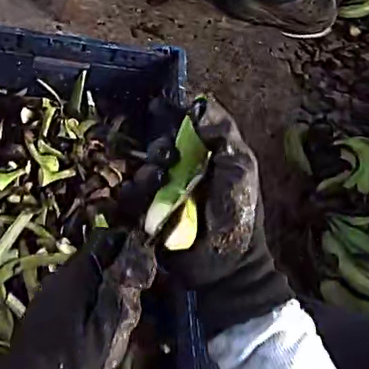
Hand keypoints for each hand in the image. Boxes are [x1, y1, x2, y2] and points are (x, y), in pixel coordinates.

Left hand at [0, 228, 154, 368]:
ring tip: (134, 312)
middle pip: (96, 260)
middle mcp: (59, 279)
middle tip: (149, 291)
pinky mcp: (43, 321)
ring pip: (86, 282)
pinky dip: (94, 307)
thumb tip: (140, 248)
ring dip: (109, 290)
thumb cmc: (71, 366)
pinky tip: (106, 330)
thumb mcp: (108, 326)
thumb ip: (124, 286)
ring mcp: (48, 300)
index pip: (107, 239)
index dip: (133, 244)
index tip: (154, 262)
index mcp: (76, 274)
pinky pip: (75, 301)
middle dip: (123, 270)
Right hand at [127, 96, 290, 335]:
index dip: (168, 113)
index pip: (179, 124)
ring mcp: (161, 195)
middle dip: (159, 147)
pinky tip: (144, 200)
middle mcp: (179, 170)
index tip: (157, 108)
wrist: (229, 266)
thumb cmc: (239, 213)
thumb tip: (197, 102)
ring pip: (140, 171)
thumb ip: (222, 131)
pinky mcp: (146, 218)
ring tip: (158, 182)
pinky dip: (131, 197)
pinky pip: (128, 201)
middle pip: (157, 146)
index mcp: (203, 153)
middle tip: (167, 156)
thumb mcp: (240, 166)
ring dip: (147, 173)